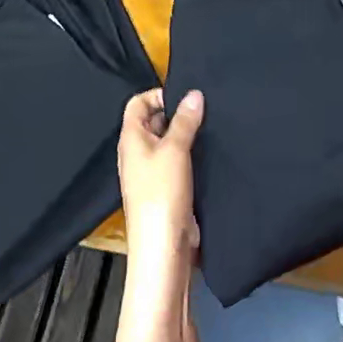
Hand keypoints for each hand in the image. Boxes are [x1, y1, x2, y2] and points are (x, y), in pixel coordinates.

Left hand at [117, 88, 203, 251]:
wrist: (164, 247)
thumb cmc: (161, 195)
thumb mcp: (175, 150)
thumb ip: (185, 121)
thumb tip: (194, 95)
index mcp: (131, 139)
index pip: (138, 103)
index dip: (159, 94)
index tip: (186, 96)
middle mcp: (138, 153)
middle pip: (155, 121)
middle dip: (178, 114)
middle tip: (204, 110)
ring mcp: (153, 171)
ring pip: (170, 142)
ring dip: (187, 135)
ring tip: (211, 128)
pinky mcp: (168, 188)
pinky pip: (179, 162)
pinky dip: (192, 155)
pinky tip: (211, 153)